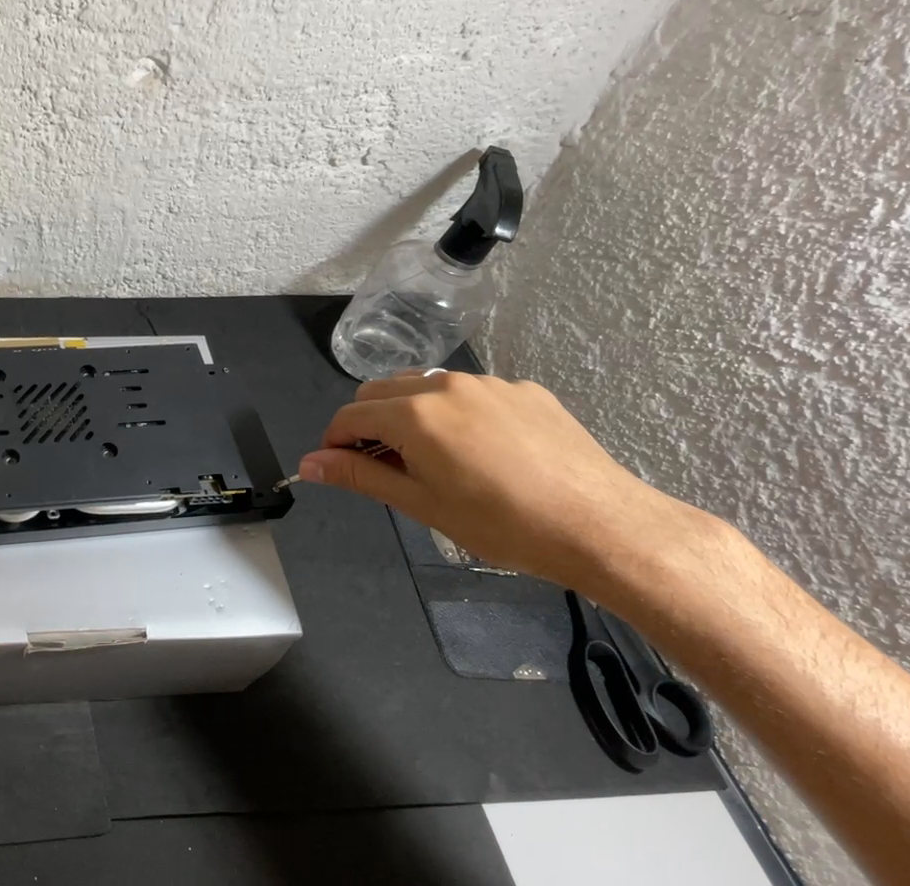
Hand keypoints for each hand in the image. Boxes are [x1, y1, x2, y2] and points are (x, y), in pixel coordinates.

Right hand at [299, 370, 704, 585]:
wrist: (601, 526)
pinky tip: (485, 454)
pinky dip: (458, 415)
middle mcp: (446, 385)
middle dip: (370, 424)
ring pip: (426, 387)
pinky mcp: (526, 391)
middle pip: (381, 391)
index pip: (349, 415)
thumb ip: (358, 475)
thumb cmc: (501, 524)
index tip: (342, 470)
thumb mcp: (419, 504)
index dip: (335, 443)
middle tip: (387, 469)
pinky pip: (472, 394)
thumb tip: (309, 464)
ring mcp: (490, 384)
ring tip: (436, 461)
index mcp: (414, 413)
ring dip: (412, 415)